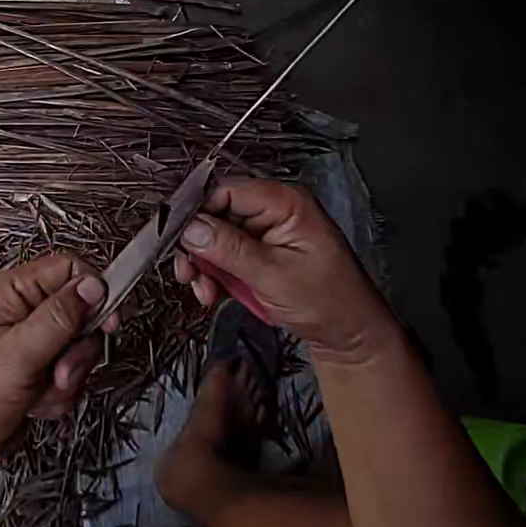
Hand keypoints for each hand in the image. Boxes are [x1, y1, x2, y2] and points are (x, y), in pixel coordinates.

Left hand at [0, 253, 105, 488]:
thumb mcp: (15, 354)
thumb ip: (59, 318)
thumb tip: (96, 284)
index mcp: (14, 292)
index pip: (70, 269)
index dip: (94, 289)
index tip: (108, 319)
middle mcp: (25, 313)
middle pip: (82, 312)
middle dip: (80, 347)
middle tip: (62, 369)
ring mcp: (32, 345)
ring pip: (79, 349)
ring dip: (69, 377)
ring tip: (40, 392)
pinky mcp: (37, 375)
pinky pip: (69, 377)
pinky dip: (59, 396)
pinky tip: (33, 406)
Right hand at [173, 177, 392, 359]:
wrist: (350, 336)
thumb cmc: (328, 301)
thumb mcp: (275, 275)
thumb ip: (230, 249)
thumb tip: (191, 227)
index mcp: (284, 202)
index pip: (226, 190)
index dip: (196, 211)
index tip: (175, 236)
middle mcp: (271, 211)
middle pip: (215, 213)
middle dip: (197, 244)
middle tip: (186, 272)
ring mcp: (263, 233)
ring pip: (214, 236)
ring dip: (202, 264)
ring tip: (201, 290)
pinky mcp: (256, 254)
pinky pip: (223, 256)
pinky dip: (212, 275)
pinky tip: (211, 294)